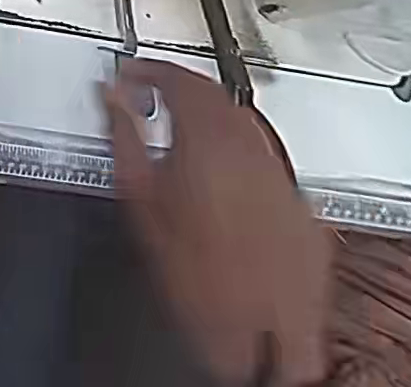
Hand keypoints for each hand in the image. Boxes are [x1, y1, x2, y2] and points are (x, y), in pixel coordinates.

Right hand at [105, 60, 330, 386]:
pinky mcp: (300, 202)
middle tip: (149, 87)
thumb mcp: (138, 196)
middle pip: (214, 92)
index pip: (181, 80)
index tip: (132, 72)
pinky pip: (265, 150)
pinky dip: (236, 139)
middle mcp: (251, 151)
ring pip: (242, 118)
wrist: (258, 341)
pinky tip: (216, 159)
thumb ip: (123, 135)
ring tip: (177, 119)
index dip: (151, 68)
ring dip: (207, 108)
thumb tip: (111, 97)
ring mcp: (281, 176)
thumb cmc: (195, 276)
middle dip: (178, 81)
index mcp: (208, 143)